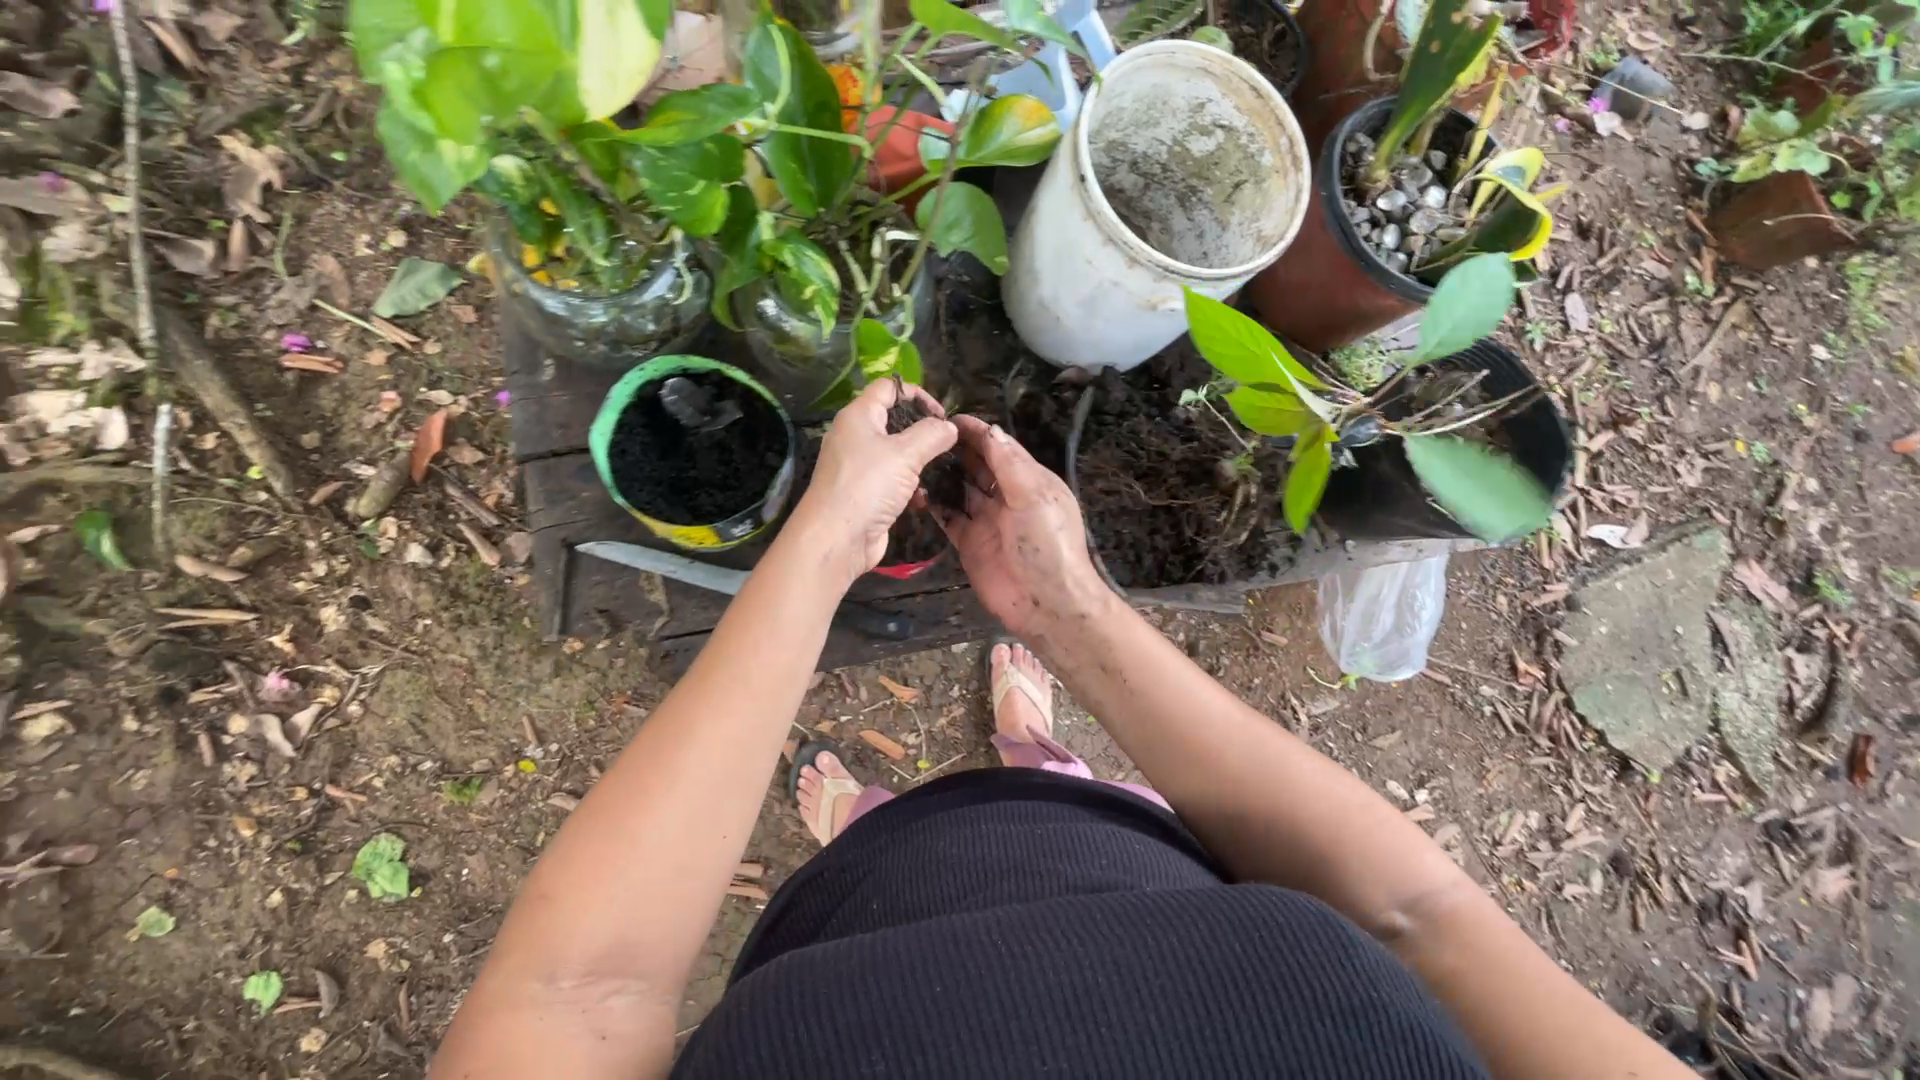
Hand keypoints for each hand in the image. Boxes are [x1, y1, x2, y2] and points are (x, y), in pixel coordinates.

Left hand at [785, 378, 957, 586]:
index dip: (916, 393)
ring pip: (895, 454)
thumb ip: (931, 435)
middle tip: (946, 442)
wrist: (837, 539)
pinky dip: (908, 486)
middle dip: (922, 429)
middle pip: (893, 420)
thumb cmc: (868, 486)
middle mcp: (855, 437)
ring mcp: (859, 467)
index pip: (888, 388)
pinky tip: (922, 498)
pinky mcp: (865, 493)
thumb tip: (950, 427)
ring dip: (919, 461)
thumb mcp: (905, 454)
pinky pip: (892, 481)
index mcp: (859, 416)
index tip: (941, 414)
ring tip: (940, 468)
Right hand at [933, 416, 1114, 640]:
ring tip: (915, 457)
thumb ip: (1010, 464)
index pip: (1000, 448)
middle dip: (956, 450)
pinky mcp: (969, 543)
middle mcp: (1007, 497)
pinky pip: (949, 517)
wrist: (1046, 603)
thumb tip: (991, 430)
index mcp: (1030, 481)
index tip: (949, 418)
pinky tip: (915, 489)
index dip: (977, 433)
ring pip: (960, 489)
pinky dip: (934, 504)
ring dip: (942, 474)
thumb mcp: (1034, 497)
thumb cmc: (1048, 545)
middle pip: (978, 466)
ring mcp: (987, 520)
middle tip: (923, 434)